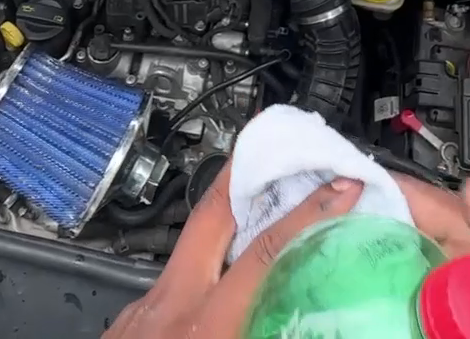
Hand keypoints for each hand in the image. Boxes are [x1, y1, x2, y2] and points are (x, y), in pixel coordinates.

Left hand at [103, 166, 364, 338]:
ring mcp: (143, 309)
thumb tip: (313, 319)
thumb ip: (271, 328)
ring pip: (190, 242)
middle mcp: (168, 305)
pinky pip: (174, 278)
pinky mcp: (129, 323)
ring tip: (264, 211)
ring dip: (227, 220)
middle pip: (210, 212)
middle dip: (247, 171)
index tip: (341, 188)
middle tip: (282, 149)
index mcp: (202, 329)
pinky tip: (222, 284)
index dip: (308, 213)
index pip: (263, 252)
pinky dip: (204, 266)